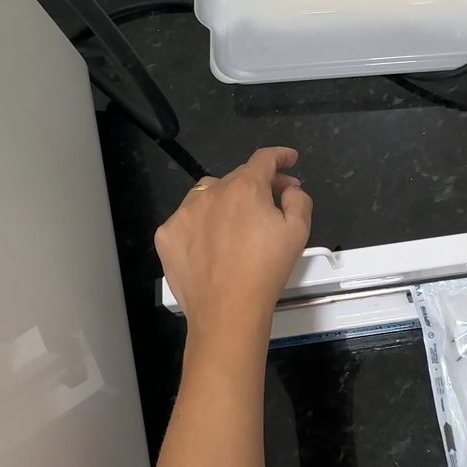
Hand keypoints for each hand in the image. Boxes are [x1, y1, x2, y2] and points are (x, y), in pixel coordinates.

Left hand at [155, 147, 312, 338]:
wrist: (226, 310)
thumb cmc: (266, 269)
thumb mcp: (299, 232)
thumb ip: (299, 200)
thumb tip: (288, 191)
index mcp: (245, 187)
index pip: (264, 159)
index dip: (280, 155)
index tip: (289, 159)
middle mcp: (211, 192)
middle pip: (238, 178)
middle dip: (259, 185)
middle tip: (273, 204)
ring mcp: (184, 213)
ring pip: (208, 195)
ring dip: (225, 201)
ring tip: (237, 225)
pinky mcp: (167, 235)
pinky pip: (187, 220)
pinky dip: (201, 225)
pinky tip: (211, 245)